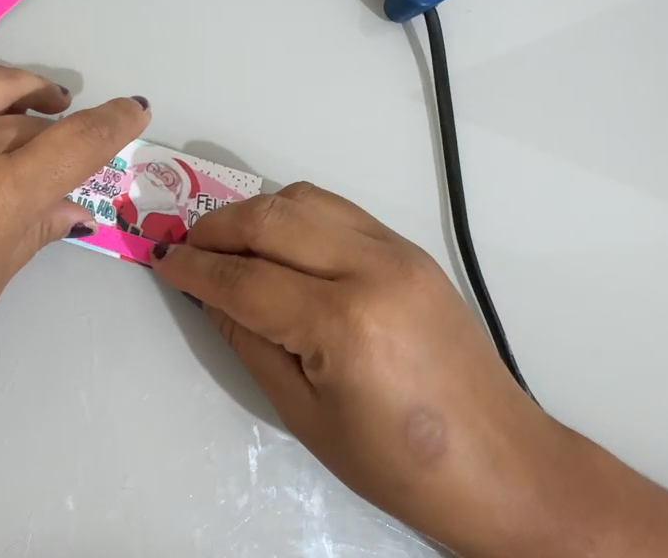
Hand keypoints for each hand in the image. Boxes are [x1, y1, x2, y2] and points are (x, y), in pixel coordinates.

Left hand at [0, 65, 148, 383]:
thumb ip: (33, 231)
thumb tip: (70, 207)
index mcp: (0, 191)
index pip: (74, 141)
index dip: (112, 123)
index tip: (134, 109)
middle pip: (34, 121)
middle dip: (62, 132)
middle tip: (74, 147)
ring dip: (28, 92)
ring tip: (46, 100)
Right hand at [149, 183, 572, 555]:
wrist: (506, 468)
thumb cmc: (399, 463)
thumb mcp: (304, 413)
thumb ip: (247, 340)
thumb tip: (206, 292)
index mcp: (344, 324)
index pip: (244, 280)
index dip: (194, 269)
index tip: (161, 261)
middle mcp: (371, 271)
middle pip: (269, 220)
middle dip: (215, 229)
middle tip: (185, 246)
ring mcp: (397, 252)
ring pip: (301, 199)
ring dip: (252, 213)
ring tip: (226, 240)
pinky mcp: (410, 250)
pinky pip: (335, 208)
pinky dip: (293, 213)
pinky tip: (276, 240)